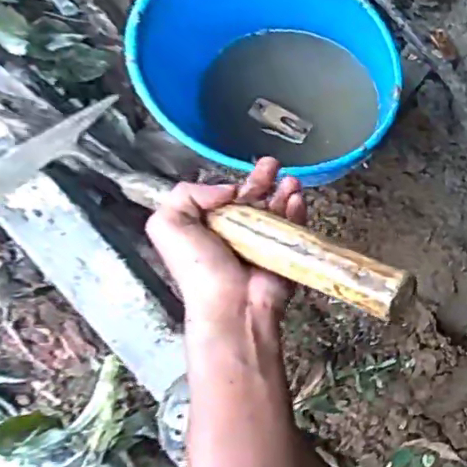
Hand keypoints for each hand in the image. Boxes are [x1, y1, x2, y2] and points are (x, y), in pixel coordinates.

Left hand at [145, 157, 305, 332]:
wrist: (234, 302)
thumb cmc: (199, 269)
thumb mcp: (168, 225)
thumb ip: (186, 195)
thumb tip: (228, 188)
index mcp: (207, 226)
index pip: (223, 197)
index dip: (234, 183)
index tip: (242, 175)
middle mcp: (235, 231)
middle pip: (253, 198)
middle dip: (263, 179)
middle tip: (273, 163)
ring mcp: (263, 241)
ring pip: (277, 209)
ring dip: (285, 192)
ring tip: (292, 180)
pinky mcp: (287, 250)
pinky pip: (295, 225)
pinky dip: (298, 210)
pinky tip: (298, 199)